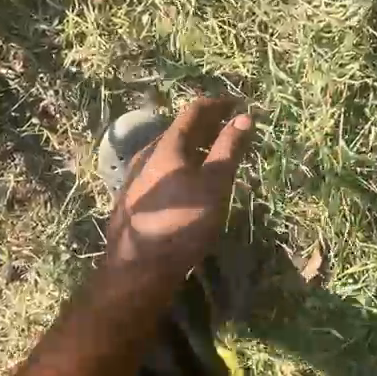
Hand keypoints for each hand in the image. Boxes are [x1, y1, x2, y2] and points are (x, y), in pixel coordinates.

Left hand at [103, 96, 253, 290]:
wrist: (138, 271)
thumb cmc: (182, 223)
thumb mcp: (214, 184)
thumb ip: (229, 149)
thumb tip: (244, 117)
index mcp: (167, 145)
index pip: (195, 112)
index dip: (218, 105)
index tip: (237, 105)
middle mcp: (148, 155)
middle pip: (181, 130)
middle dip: (208, 125)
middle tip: (230, 128)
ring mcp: (136, 177)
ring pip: (170, 151)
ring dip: (194, 147)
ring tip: (214, 154)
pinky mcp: (132, 199)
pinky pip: (162, 169)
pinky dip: (183, 165)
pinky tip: (190, 182)